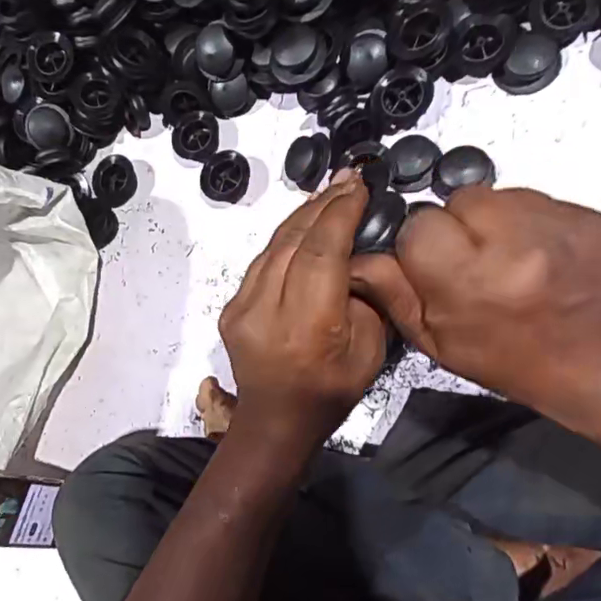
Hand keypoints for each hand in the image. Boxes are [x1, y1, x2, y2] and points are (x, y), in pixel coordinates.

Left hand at [219, 170, 386, 446]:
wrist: (276, 420)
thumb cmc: (328, 392)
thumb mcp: (369, 352)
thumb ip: (365, 300)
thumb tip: (356, 258)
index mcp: (307, 328)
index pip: (321, 252)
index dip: (340, 213)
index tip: (358, 187)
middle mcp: (267, 313)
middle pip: (293, 240)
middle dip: (323, 205)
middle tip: (347, 180)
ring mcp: (242, 309)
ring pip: (273, 245)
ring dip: (302, 216)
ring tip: (329, 195)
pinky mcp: (231, 308)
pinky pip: (261, 261)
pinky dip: (284, 237)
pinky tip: (302, 225)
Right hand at [351, 186, 600, 410]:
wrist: (590, 365)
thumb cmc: (509, 359)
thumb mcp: (436, 340)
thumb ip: (394, 293)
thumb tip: (361, 259)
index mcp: (470, 279)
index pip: (420, 224)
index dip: (422, 244)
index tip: (439, 267)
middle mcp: (517, 244)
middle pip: (461, 199)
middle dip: (461, 226)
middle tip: (479, 264)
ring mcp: (561, 227)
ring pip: (504, 194)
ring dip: (500, 221)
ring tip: (513, 262)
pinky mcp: (593, 218)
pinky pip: (544, 201)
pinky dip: (537, 224)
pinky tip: (542, 258)